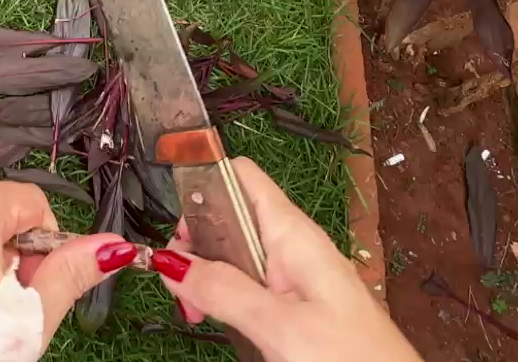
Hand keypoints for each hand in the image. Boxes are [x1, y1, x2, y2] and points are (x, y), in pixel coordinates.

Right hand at [152, 157, 420, 361]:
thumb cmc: (352, 360)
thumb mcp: (281, 326)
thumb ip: (222, 290)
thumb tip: (166, 260)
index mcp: (291, 231)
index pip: (238, 173)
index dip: (200, 177)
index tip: (171, 218)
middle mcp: (290, 245)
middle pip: (227, 216)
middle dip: (194, 242)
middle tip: (176, 282)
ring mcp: (294, 278)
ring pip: (233, 255)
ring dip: (206, 275)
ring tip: (193, 310)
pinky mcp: (296, 309)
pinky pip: (248, 287)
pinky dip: (225, 299)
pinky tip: (218, 322)